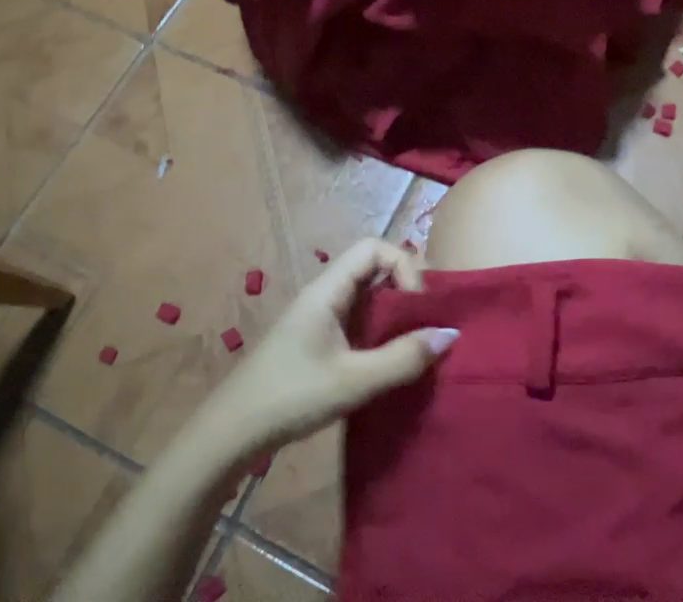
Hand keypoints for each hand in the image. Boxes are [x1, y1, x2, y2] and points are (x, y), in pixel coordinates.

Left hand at [210, 238, 457, 449]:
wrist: (231, 434)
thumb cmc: (291, 397)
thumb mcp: (355, 381)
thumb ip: (404, 357)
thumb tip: (451, 333)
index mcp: (327, 291)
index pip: (374, 248)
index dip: (404, 266)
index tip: (418, 307)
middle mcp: (324, 296)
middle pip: (373, 269)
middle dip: (406, 289)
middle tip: (427, 323)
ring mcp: (319, 319)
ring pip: (367, 298)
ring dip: (395, 314)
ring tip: (417, 344)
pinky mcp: (317, 343)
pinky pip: (358, 322)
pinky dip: (381, 332)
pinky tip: (392, 361)